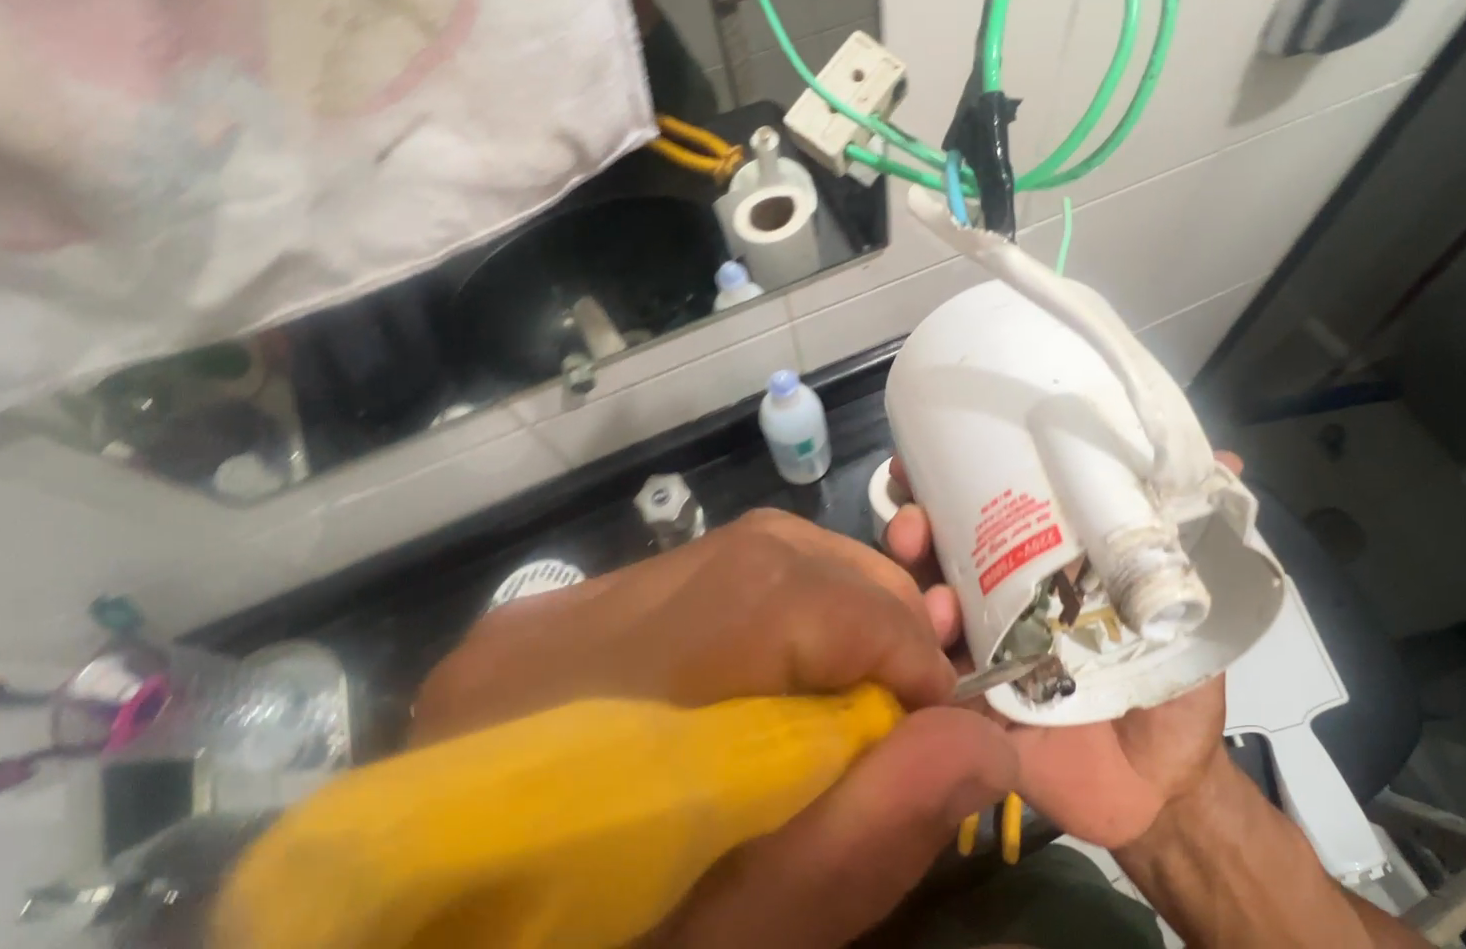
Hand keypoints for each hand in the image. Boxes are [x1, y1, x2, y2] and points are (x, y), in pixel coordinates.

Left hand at [413, 509, 1017, 946]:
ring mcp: (539, 623)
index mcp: (584, 721)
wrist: (481, 939)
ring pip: (725, 555)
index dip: (885, 636)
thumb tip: (984, 738)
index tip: (943, 710)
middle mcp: (548, 637)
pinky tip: (782, 677)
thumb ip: (866, 836)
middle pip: (753, 557)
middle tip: (914, 688)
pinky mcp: (545, 628)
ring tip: (863, 677)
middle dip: (867, 605)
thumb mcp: (752, 933)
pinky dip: (766, 610)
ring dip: (824, 600)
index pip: (770, 603)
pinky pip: (688, 581)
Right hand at [884, 458, 1240, 847]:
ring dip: (911, 582)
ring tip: (927, 578)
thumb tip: (1228, 456)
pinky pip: (931, 680)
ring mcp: (978, 657)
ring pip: (924, 609)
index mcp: (1042, 574)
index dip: (950, 483)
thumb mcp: (1192, 609)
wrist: (1163, 789)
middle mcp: (998, 606)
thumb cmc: (1172, 692)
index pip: (986, 515)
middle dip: (915, 525)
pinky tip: (928, 639)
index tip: (925, 459)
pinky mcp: (970, 711)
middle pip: (939, 554)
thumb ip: (1193, 544)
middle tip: (913, 513)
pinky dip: (919, 656)